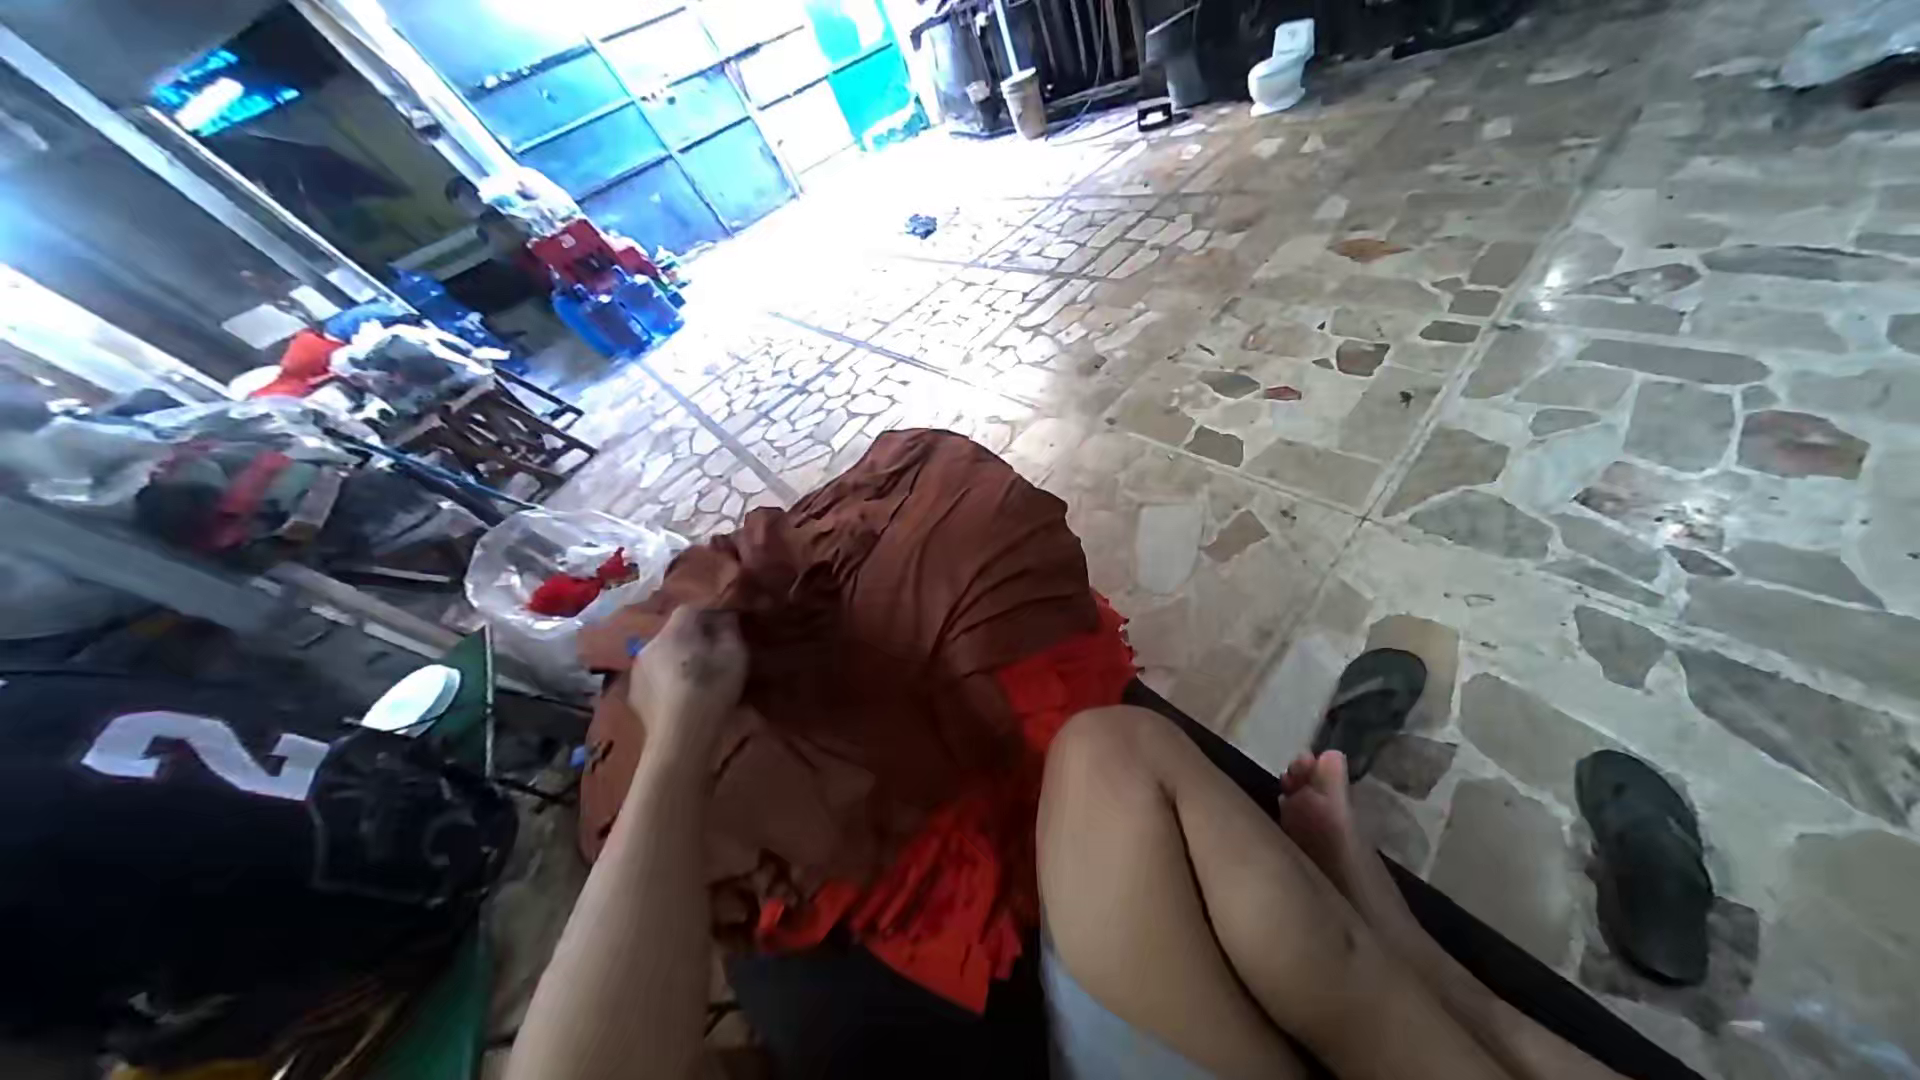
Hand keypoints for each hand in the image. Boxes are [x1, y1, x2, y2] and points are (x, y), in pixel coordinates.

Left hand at [626, 607, 746, 759]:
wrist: (679, 739)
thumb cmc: (711, 691)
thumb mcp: (734, 656)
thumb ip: (729, 630)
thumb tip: (725, 617)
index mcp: (674, 631)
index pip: (691, 608)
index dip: (710, 612)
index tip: (727, 624)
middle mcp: (649, 644)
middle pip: (674, 631)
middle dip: (694, 636)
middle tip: (715, 650)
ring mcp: (637, 670)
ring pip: (663, 653)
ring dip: (679, 657)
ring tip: (698, 674)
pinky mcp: (633, 694)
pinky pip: (655, 675)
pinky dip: (668, 677)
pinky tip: (682, 693)